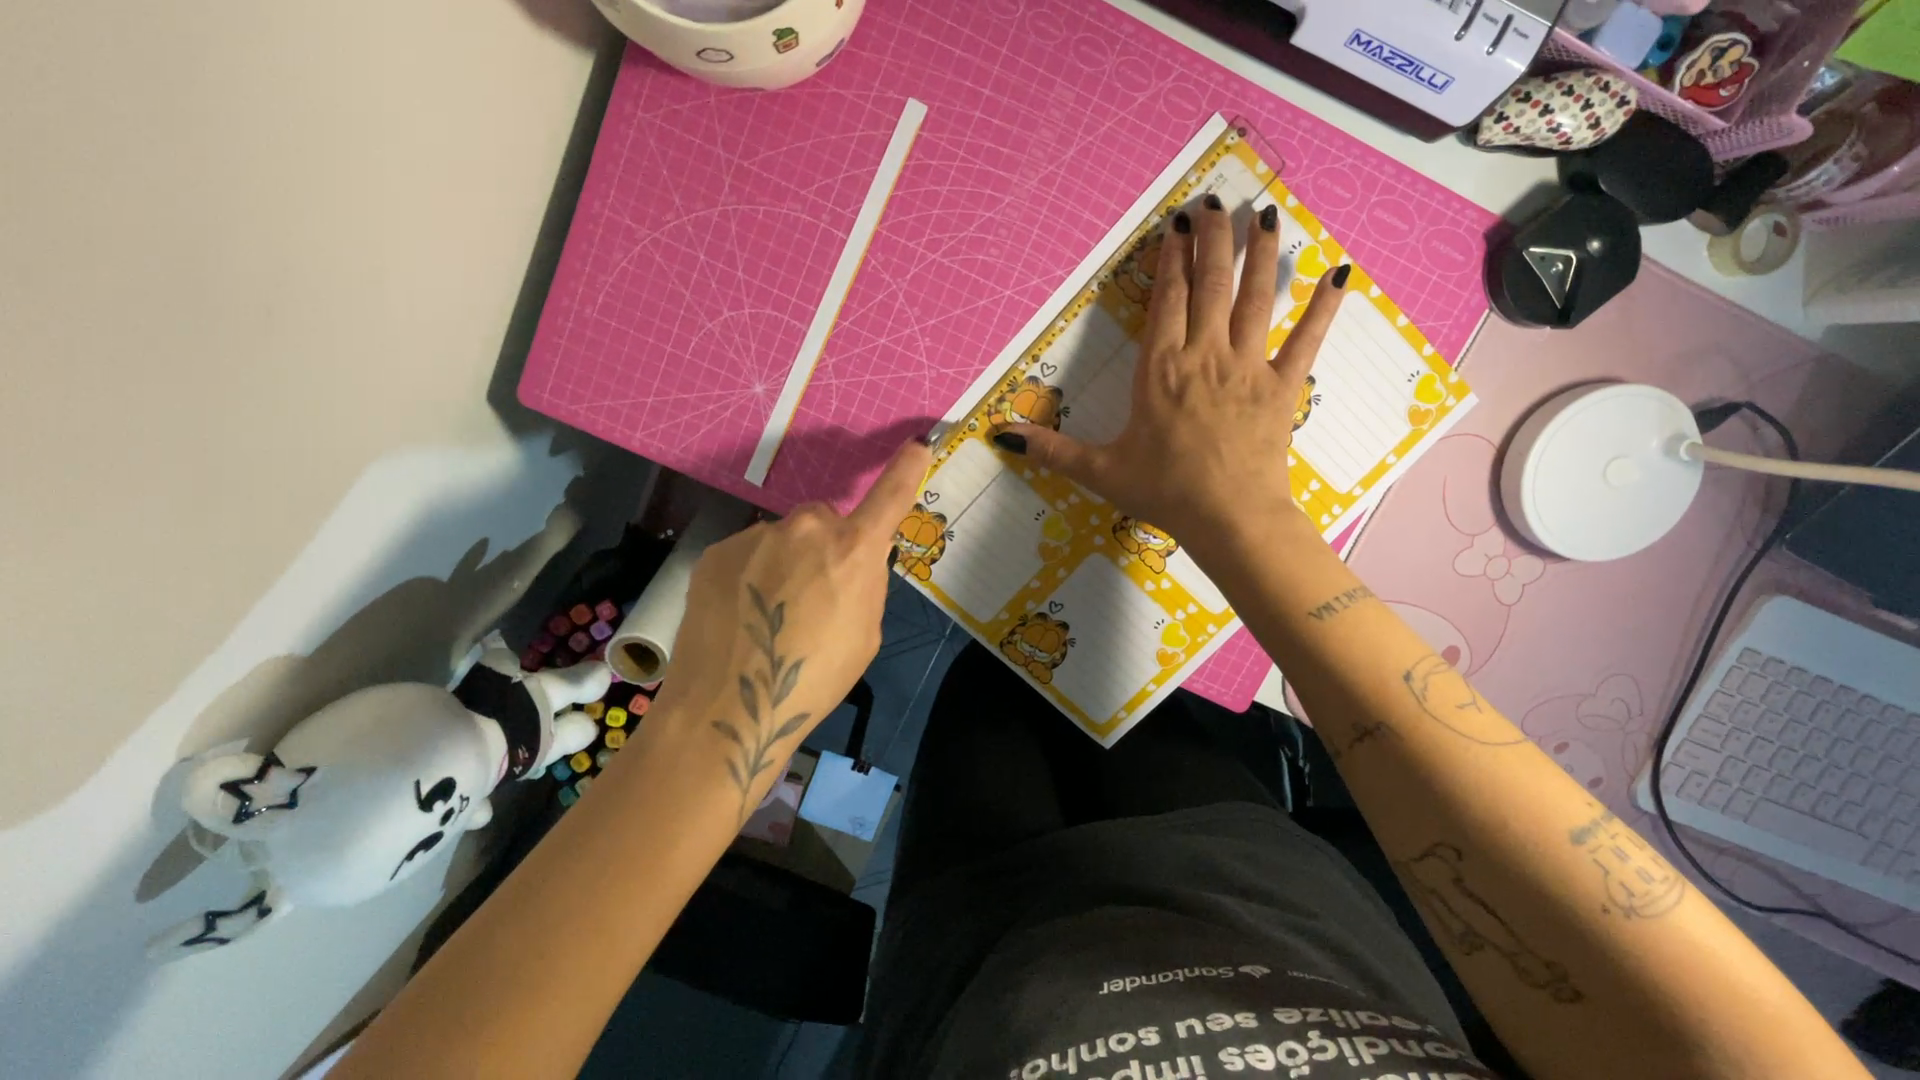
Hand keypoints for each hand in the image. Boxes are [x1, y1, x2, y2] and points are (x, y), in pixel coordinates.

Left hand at [646, 440, 930, 819]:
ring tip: (769, 619)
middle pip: (823, 522)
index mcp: (853, 549)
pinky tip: (740, 618)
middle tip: (814, 597)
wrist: (729, 706)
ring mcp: (755, 537)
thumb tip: (849, 564)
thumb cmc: (814, 679)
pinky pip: (746, 555)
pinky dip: (748, 578)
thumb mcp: (865, 634)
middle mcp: (805, 528)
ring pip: (781, 540)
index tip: (916, 445)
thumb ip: (863, 584)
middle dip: (825, 548)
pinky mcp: (716, 553)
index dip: (905, 469)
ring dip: (783, 565)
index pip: (889, 496)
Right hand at [993, 196, 1349, 556]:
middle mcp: (1205, 355)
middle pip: (1211, 285)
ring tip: (1266, 216)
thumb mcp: (1100, 471)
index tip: (1178, 226)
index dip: (1173, 259)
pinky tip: (1338, 273)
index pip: (1169, 300)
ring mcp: (1248, 367)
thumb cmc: (1163, 492)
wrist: (1228, 519)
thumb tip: (1000, 437)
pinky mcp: (1283, 387)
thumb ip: (1052, 449)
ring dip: (1261, 255)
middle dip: (1213, 240)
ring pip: (1256, 299)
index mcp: (1160, 369)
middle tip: (1216, 203)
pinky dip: (1323, 307)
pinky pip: (1307, 339)